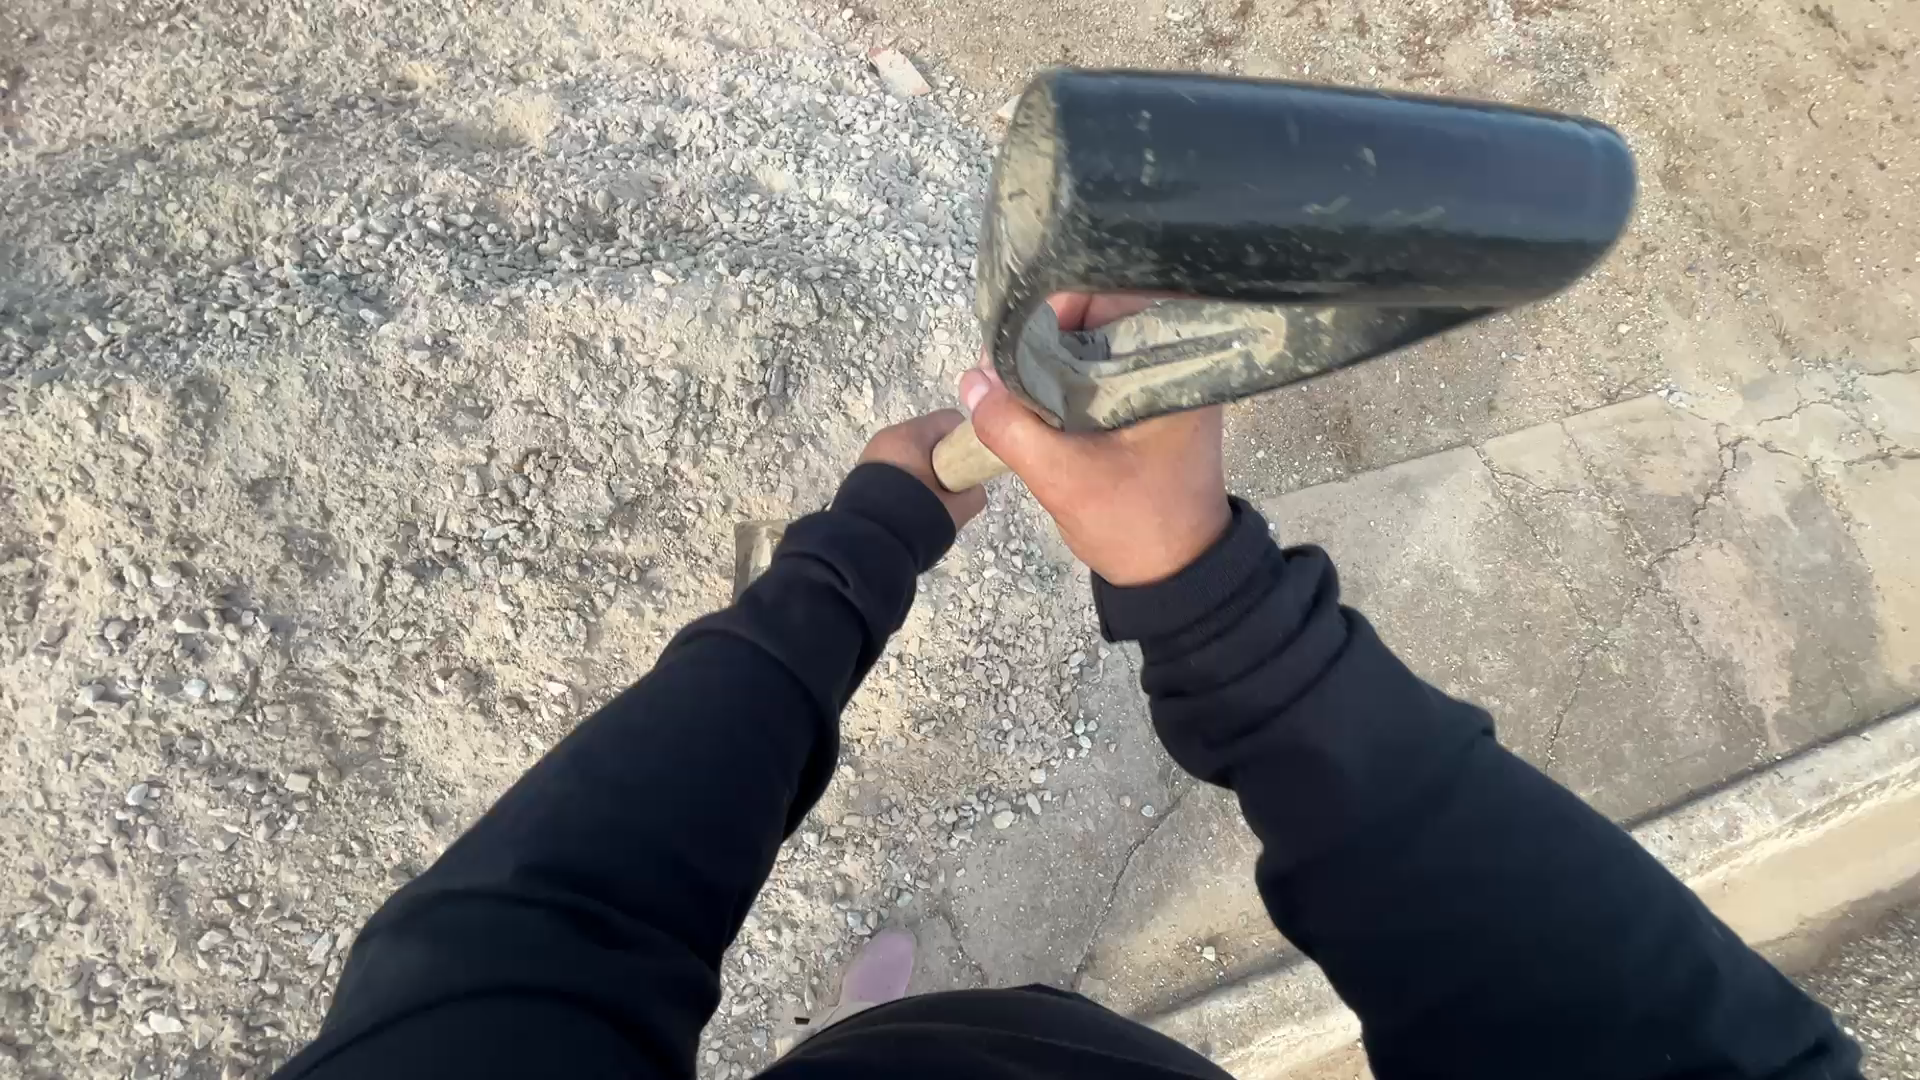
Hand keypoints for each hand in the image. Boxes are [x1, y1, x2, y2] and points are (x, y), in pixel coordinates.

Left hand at [859, 409, 987, 529]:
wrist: (868, 547)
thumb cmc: (914, 519)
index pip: (949, 421)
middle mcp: (887, 438)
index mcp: (909, 436)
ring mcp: (871, 455)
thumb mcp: (956, 509)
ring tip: (929, 503)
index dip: (966, 441)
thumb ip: (974, 494)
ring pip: (911, 455)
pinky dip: (906, 483)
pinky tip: (909, 507)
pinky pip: (894, 469)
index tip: (970, 467)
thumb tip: (973, 489)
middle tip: (950, 491)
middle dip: (944, 461)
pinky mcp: (861, 474)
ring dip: (924, 474)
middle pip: (929, 438)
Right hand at [959, 294, 1230, 585]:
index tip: (1013, 337)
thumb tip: (972, 382)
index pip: (1113, 297)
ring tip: (1008, 384)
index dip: (1057, 306)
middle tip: (1001, 364)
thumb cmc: (1132, 523)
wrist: (1174, 575)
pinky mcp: (1146, 410)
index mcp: (1172, 368)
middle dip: (1044, 335)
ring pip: (1095, 349)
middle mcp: (1174, 366)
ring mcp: (1161, 387)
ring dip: (1049, 362)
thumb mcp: (1062, 476)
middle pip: (1100, 319)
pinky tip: (1032, 401)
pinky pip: (1099, 376)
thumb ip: (1010, 426)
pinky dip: (1064, 382)